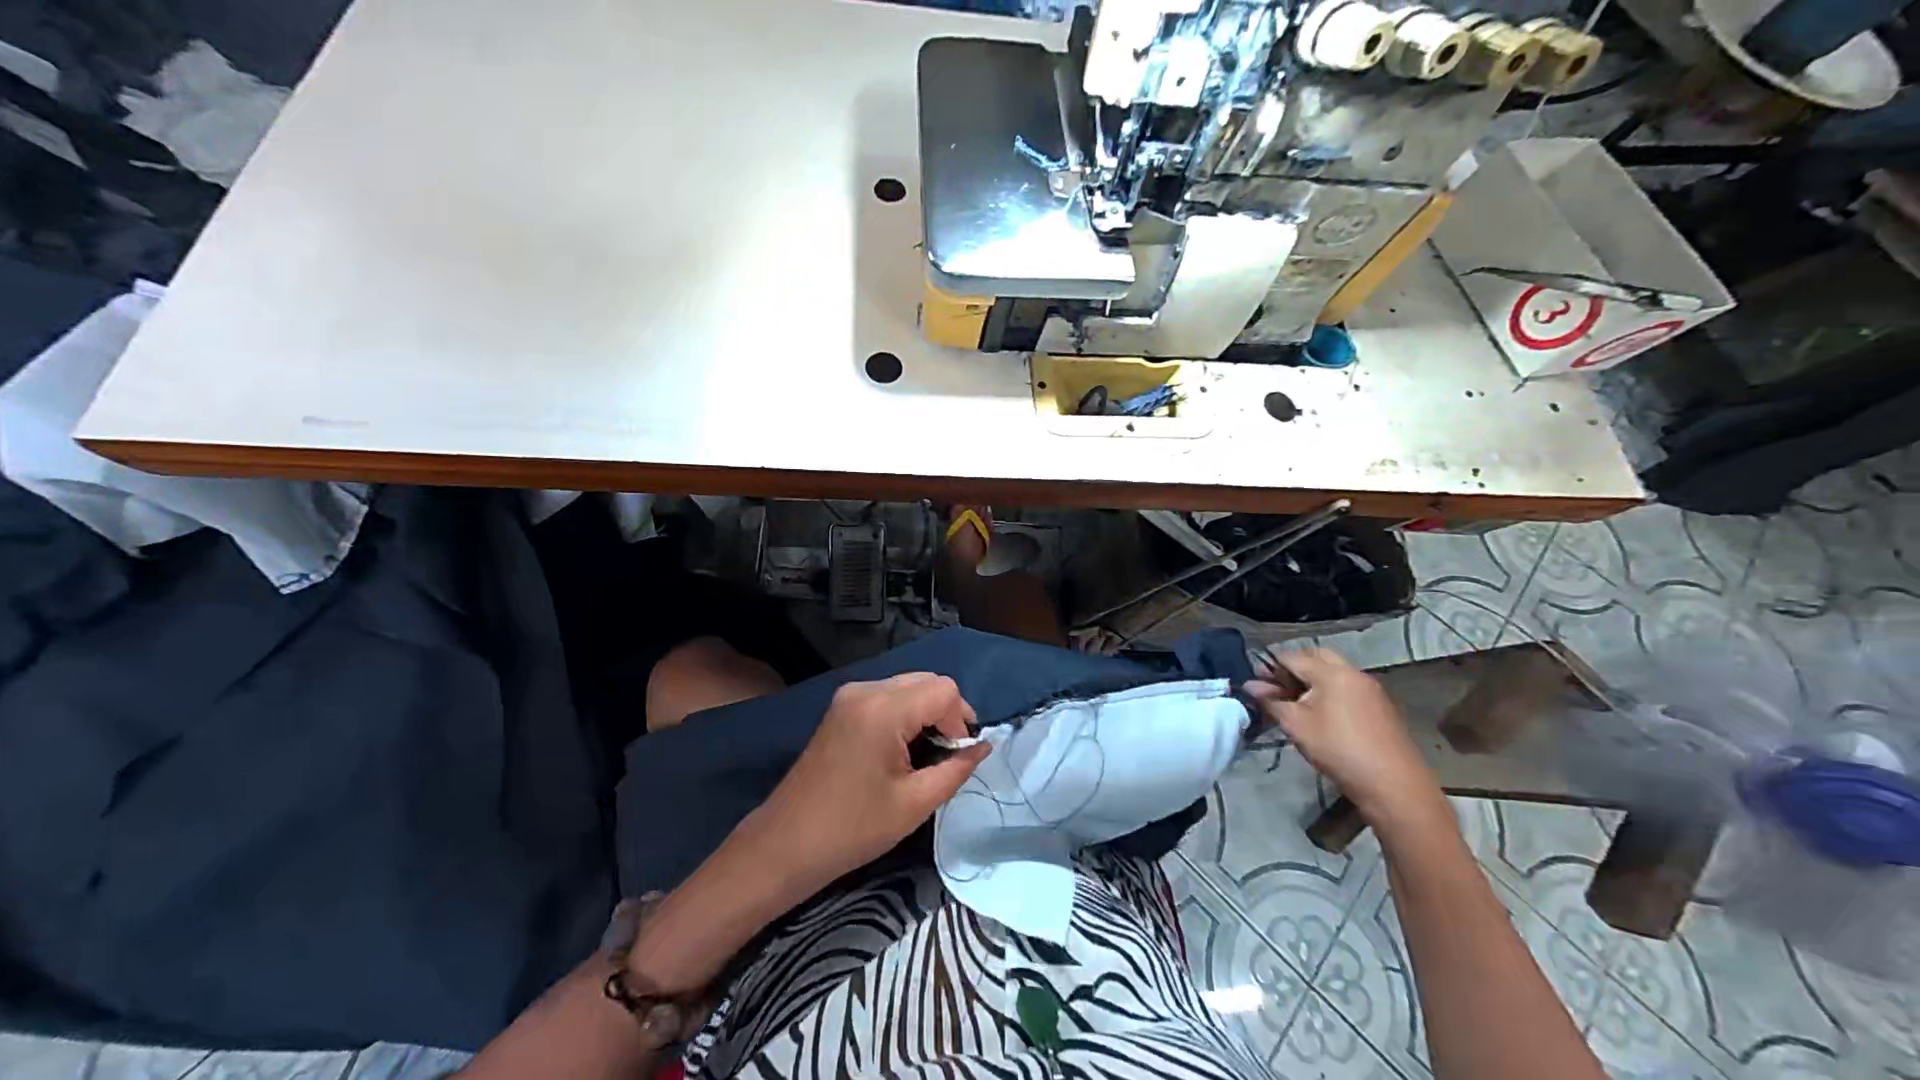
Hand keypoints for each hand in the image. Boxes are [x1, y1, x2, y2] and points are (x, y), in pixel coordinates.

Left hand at [743, 673, 989, 896]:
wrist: (786, 844)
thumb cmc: (853, 829)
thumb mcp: (915, 803)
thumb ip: (956, 768)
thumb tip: (983, 746)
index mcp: (882, 709)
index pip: (944, 690)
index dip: (962, 720)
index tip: (958, 757)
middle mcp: (865, 690)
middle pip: (927, 681)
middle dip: (947, 713)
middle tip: (948, 755)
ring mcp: (848, 696)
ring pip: (908, 686)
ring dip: (927, 713)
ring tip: (926, 756)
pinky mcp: (840, 708)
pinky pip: (887, 696)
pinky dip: (906, 714)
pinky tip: (903, 750)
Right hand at [1246, 649, 1448, 839]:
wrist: (1393, 785)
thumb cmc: (1338, 749)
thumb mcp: (1296, 725)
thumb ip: (1271, 702)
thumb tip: (1250, 687)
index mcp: (1331, 672)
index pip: (1291, 657)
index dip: (1269, 668)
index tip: (1255, 686)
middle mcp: (1353, 673)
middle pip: (1316, 658)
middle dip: (1293, 669)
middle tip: (1277, 690)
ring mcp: (1371, 689)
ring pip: (1334, 672)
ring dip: (1312, 680)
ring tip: (1296, 704)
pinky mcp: (1380, 706)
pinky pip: (1348, 687)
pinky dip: (1330, 691)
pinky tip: (1322, 715)